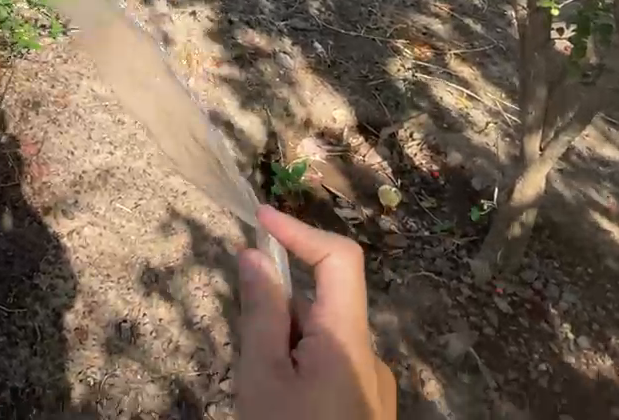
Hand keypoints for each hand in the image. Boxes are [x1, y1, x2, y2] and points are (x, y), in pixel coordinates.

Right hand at [237, 206, 397, 419]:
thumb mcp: (263, 376)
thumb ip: (261, 311)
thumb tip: (254, 254)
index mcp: (349, 341)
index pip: (340, 260)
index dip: (300, 230)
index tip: (258, 219)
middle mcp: (370, 356)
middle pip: (324, 299)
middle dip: (279, 301)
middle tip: (246, 340)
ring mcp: (372, 386)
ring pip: (322, 333)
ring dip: (286, 336)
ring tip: (261, 382)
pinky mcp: (367, 409)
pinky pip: (330, 362)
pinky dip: (298, 359)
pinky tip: (279, 399)